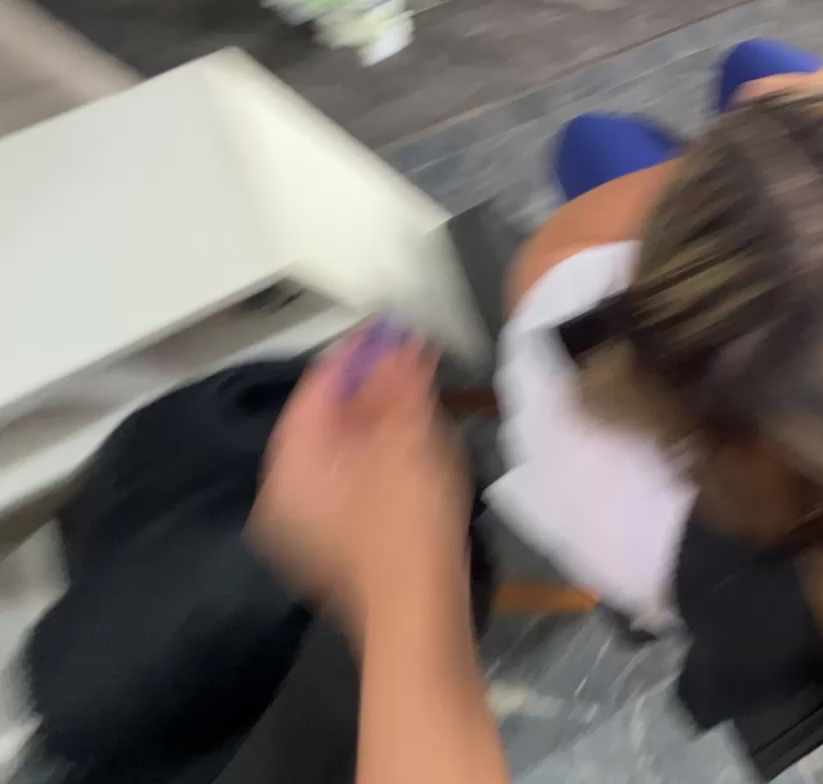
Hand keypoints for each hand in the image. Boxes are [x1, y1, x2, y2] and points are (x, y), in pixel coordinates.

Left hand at [248, 320, 470, 640]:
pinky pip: (356, 469)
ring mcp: (313, 514)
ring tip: (425, 388)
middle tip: (418, 356)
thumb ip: (401, 392)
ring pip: (344, 444)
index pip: (316, 391)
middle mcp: (289, 489)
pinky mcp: (341, 529)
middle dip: (373, 382)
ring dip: (382, 411)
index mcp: (294, 467)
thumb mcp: (410, 446)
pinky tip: (418, 438)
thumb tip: (400, 344)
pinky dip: (384, 442)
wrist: (419, 604)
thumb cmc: (410, 522)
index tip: (393, 325)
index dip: (354, 353)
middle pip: (327, 418)